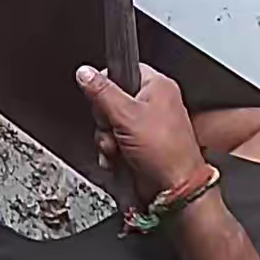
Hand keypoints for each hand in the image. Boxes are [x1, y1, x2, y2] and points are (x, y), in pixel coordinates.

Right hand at [76, 63, 207, 198]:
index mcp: (156, 86)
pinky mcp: (138, 142)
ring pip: (108, 121)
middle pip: (109, 98)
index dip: (107, 84)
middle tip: (114, 127)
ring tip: (118, 147)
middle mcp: (152, 103)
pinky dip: (111, 150)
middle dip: (105, 119)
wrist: (174, 189)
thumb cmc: (165, 152)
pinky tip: (118, 156)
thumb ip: (102, 91)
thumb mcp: (126, 115)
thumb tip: (85, 72)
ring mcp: (144, 124)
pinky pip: (112, 139)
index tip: (104, 98)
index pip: (122, 69)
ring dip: (107, 138)